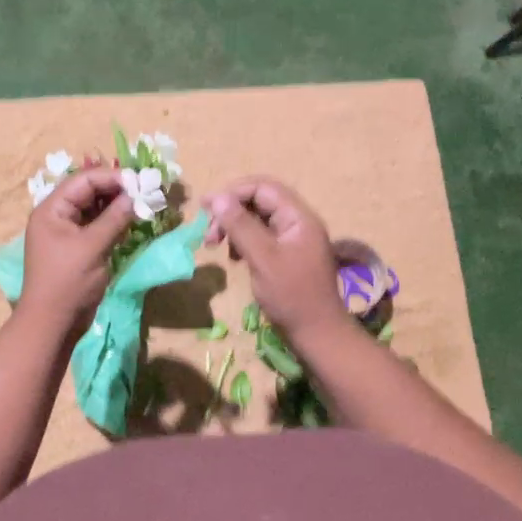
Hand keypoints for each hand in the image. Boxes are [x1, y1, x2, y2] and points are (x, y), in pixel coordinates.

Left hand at [19, 167, 136, 331]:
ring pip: (95, 209)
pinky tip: (133, 221)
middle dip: (117, 189)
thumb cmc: (68, 282)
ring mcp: (68, 233)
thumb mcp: (93, 247)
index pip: (83, 180)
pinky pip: (98, 227)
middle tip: (145, 190)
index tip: (140, 181)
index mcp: (52, 209)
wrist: (54, 322)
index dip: (112, 177)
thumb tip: (136, 197)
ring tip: (143, 204)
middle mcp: (57, 216)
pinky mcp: (79, 248)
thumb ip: (115, 218)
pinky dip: (114, 222)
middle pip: (89, 192)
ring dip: (118, 206)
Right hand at [202, 177, 352, 345]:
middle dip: (230, 211)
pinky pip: (261, 237)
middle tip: (208, 234)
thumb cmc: (291, 295)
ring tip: (216, 246)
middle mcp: (298, 222)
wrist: (316, 332)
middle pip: (259, 200)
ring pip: (258, 219)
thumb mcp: (263, 258)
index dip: (231, 192)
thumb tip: (217, 198)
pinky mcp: (287, 256)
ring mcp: (293, 240)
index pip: (262, 187)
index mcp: (298, 217)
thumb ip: (241, 226)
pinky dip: (243, 242)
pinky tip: (234, 258)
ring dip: (234, 227)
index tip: (204, 209)